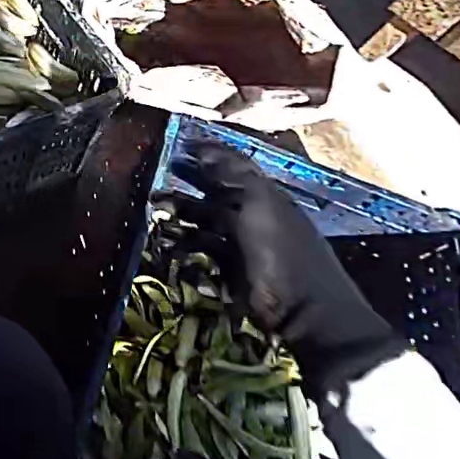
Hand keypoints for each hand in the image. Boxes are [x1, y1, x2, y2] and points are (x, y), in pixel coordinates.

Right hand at [171, 145, 406, 387]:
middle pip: (212, 193)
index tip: (178, 148)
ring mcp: (241, 242)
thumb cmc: (281, 250)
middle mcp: (251, 213)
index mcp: (263, 193)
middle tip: (157, 185)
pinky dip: (185, 246)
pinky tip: (168, 245)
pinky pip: (203, 251)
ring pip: (203, 221)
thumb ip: (231, 174)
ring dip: (180, 216)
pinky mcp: (231, 269)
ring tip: (155, 213)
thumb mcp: (258, 203)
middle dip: (185, 187)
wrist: (304, 310)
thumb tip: (202, 150)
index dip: (206, 154)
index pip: (230, 164)